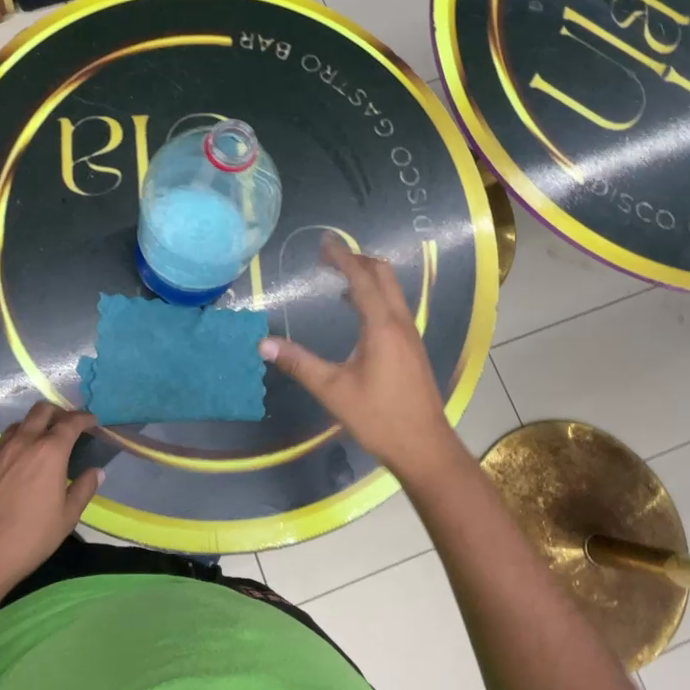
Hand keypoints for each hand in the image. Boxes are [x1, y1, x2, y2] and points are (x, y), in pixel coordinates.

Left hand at [0, 402, 103, 596]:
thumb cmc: (30, 539)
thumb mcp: (67, 518)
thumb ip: (83, 489)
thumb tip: (96, 471)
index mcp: (50, 452)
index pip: (71, 422)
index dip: (84, 418)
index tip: (92, 422)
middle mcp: (23, 442)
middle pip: (42, 411)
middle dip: (57, 413)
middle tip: (65, 426)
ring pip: (18, 425)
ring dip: (32, 428)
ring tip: (38, 445)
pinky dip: (8, 445)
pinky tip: (10, 462)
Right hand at [259, 236, 461, 478]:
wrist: (425, 448)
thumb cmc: (379, 418)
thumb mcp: (334, 391)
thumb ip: (300, 363)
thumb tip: (264, 343)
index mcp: (381, 326)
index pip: (361, 279)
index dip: (342, 257)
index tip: (324, 241)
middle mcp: (400, 323)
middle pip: (383, 275)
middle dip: (357, 259)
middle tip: (328, 257)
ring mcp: (410, 335)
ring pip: (392, 290)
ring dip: (368, 276)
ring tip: (339, 277)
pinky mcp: (412, 347)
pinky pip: (394, 306)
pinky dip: (375, 294)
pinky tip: (356, 311)